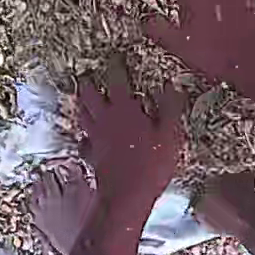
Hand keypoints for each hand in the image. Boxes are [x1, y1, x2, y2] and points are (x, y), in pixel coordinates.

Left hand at [76, 63, 185, 204]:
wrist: (127, 197)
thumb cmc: (151, 164)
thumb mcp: (170, 133)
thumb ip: (170, 107)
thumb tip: (172, 85)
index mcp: (124, 109)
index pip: (117, 80)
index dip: (116, 66)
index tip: (115, 57)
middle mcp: (105, 120)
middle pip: (89, 95)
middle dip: (87, 82)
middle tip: (87, 75)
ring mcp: (95, 138)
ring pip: (82, 114)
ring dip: (82, 103)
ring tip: (82, 97)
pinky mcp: (91, 155)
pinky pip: (83, 140)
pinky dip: (84, 134)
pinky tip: (87, 136)